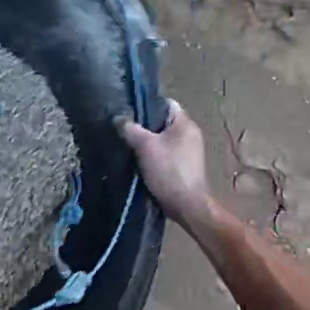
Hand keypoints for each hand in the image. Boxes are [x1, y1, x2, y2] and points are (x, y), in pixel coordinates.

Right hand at [116, 100, 213, 226]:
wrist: (187, 206)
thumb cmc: (168, 171)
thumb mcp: (145, 147)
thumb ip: (130, 129)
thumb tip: (118, 118)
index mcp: (185, 124)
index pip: (165, 103)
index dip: (146, 105)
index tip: (129, 113)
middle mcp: (190, 134)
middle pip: (163, 122)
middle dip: (144, 126)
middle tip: (125, 130)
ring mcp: (189, 151)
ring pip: (163, 139)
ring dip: (148, 143)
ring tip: (129, 146)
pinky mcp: (185, 166)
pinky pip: (166, 153)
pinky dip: (154, 155)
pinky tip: (139, 162)